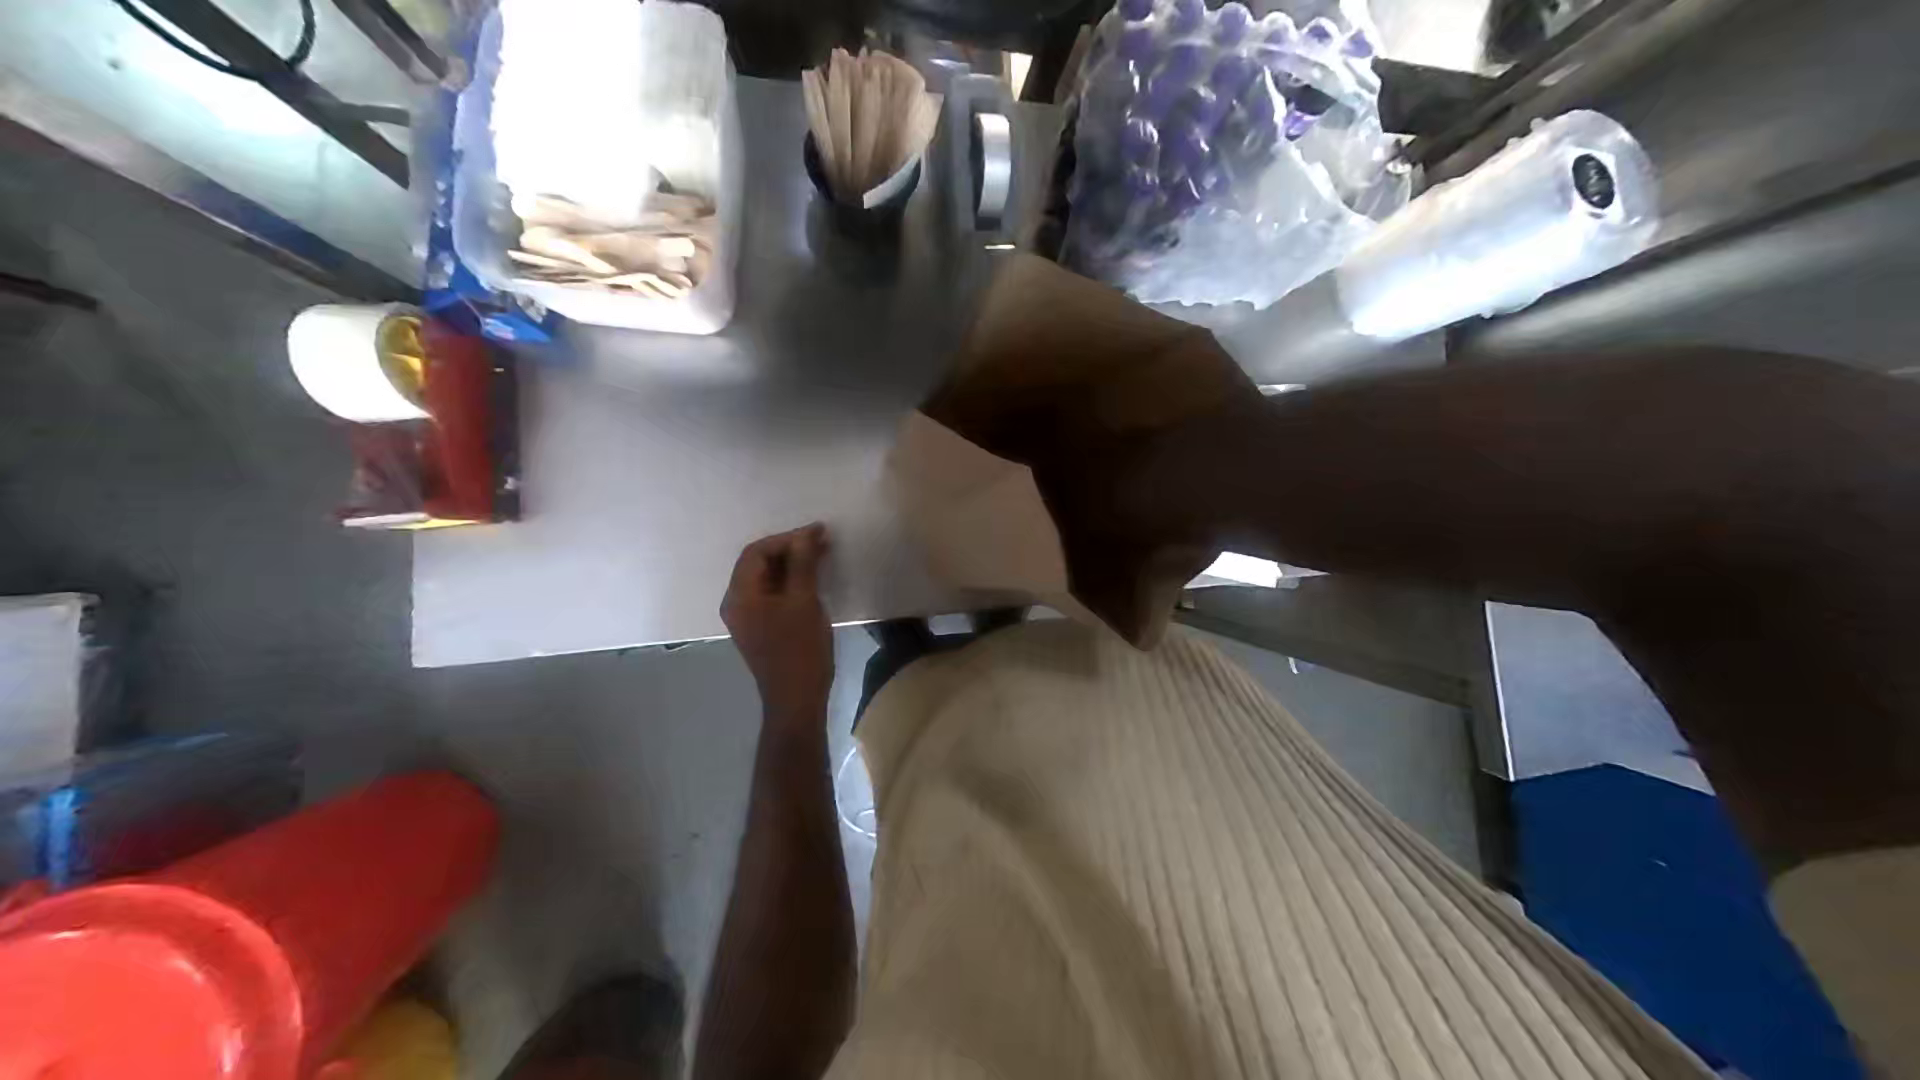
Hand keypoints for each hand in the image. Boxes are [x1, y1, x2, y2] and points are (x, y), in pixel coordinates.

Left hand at [721, 524, 833, 714]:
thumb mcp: (804, 601)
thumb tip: (806, 533)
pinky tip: (812, 580)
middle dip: (789, 549)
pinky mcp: (760, 628)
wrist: (796, 699)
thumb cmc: (800, 649)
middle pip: (758, 563)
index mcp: (740, 595)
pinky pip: (771, 594)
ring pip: (766, 579)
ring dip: (791, 564)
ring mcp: (746, 618)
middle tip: (822, 542)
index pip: (756, 552)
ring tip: (821, 556)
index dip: (787, 538)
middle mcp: (736, 603)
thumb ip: (803, 563)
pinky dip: (790, 582)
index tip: (818, 533)